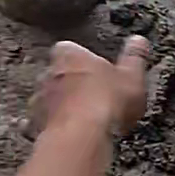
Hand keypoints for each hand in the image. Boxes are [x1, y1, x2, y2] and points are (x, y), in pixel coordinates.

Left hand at [28, 36, 150, 140]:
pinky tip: (69, 133)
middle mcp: (48, 74)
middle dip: (72, 81)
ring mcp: (39, 101)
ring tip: (84, 115)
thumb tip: (139, 39)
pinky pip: (42, 123)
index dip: (81, 56)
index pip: (69, 48)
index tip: (94, 64)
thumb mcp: (132, 76)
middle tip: (93, 92)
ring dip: (62, 103)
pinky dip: (54, 126)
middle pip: (58, 72)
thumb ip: (134, 56)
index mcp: (71, 56)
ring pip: (49, 97)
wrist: (81, 136)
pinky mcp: (36, 126)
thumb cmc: (108, 100)